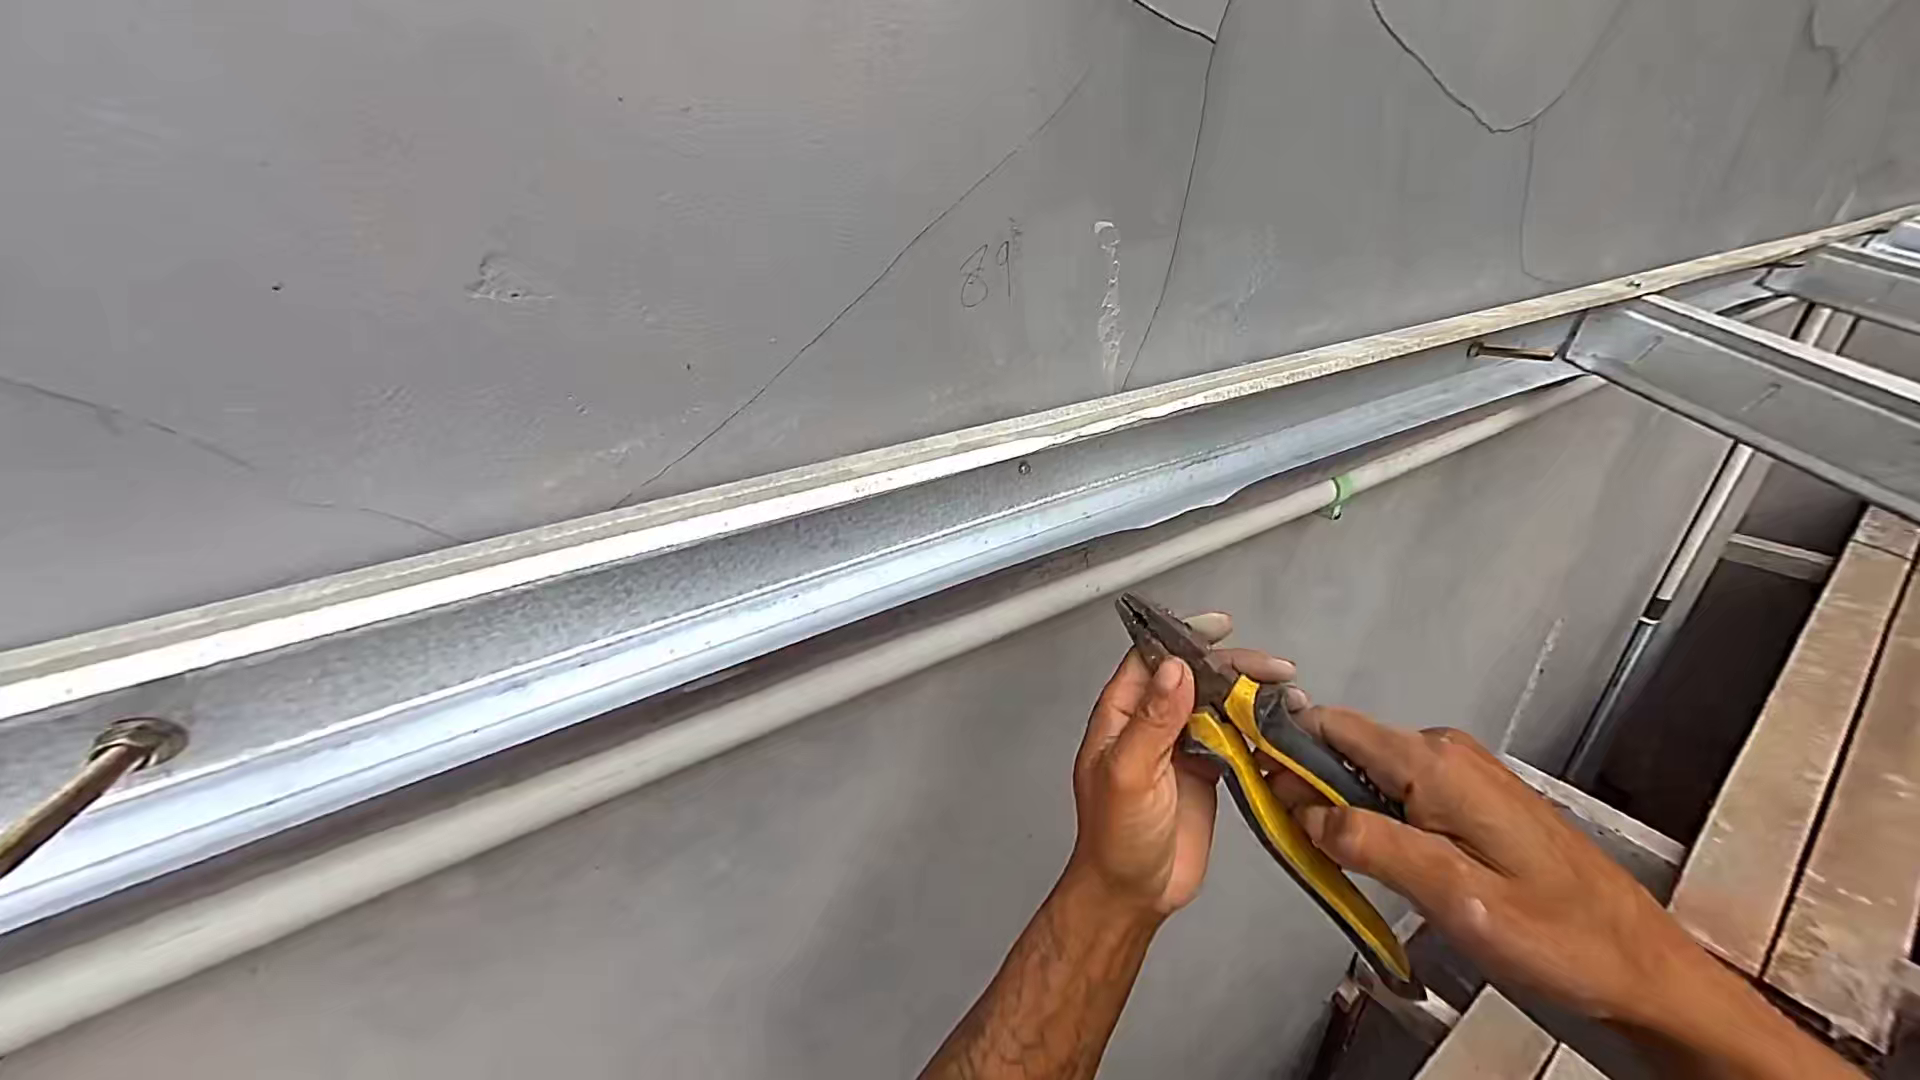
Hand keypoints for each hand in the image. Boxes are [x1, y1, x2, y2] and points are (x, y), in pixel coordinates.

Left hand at [1066, 614, 1294, 917]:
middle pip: (1191, 678)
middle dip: (1231, 668)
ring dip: (1248, 696)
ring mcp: (1178, 745)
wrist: (1134, 891)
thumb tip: (1176, 670)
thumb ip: (1152, 722)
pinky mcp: (1204, 769)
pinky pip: (1231, 738)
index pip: (1151, 660)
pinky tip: (1280, 726)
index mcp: (1121, 714)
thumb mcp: (1129, 774)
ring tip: (1289, 694)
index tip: (1218, 627)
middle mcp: (1149, 722)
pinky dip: (1255, 729)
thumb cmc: (1116, 835)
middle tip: (1275, 669)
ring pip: (1215, 704)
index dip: (1183, 638)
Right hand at [1278, 708, 1697, 1022]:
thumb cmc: (1560, 939)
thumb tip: (1301, 810)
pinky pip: (1389, 787)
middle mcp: (1440, 749)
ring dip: (1333, 803)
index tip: (1256, 785)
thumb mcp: (1453, 895)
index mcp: (1433, 760)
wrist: (1652, 980)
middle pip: (1340, 745)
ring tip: (1331, 853)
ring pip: (1361, 768)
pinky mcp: (1463, 794)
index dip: (1280, 746)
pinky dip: (1363, 812)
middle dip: (1305, 783)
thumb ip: (1368, 842)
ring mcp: (1455, 769)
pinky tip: (1369, 852)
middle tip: (1294, 835)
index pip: (1325, 724)